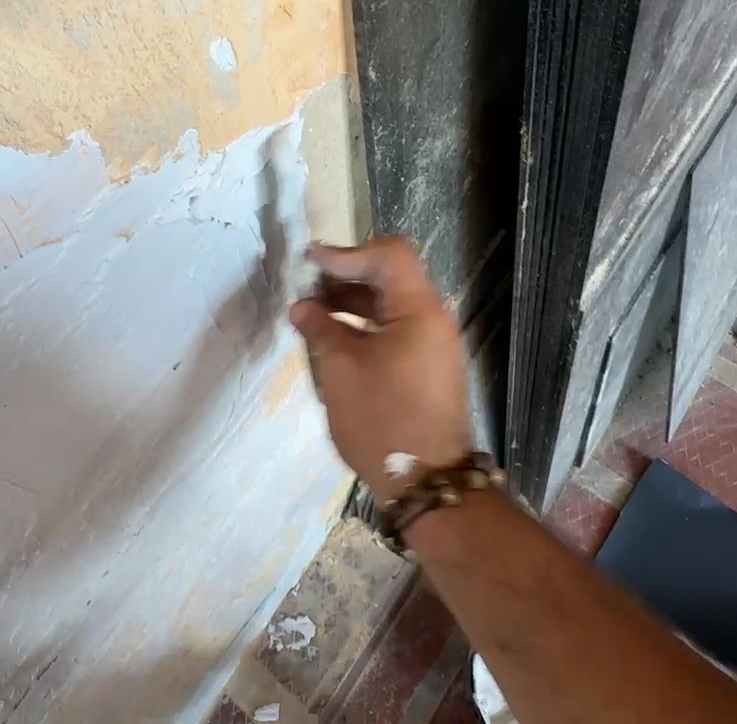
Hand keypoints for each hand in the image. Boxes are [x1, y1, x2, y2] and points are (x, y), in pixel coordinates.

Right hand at [288, 237, 472, 502]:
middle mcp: (433, 319)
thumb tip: (303, 308)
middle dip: (346, 276)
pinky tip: (335, 338)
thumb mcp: (341, 370)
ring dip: (353, 302)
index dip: (347, 252)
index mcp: (420, 310)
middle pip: (391, 277)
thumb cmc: (382, 419)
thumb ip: (321, 329)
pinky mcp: (428, 366)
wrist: (428, 483)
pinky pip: (396, 329)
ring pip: (391, 305)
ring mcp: (434, 344)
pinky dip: (366, 325)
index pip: (388, 255)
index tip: (311, 263)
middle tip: (306, 287)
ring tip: (313, 313)